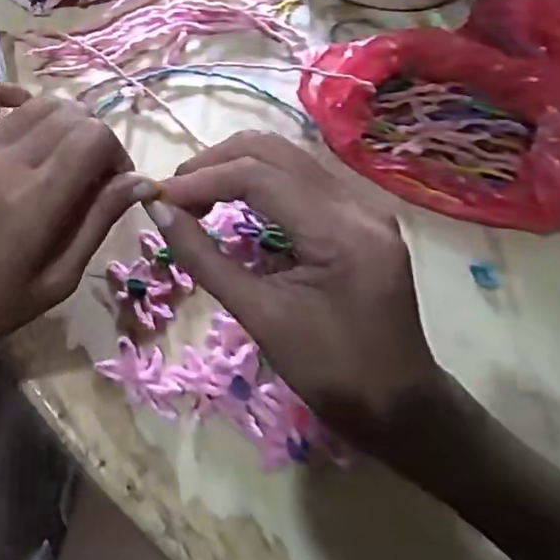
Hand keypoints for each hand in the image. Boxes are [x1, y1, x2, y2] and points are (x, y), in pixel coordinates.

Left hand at [0, 84, 142, 355]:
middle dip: (96, 139)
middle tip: (92, 174)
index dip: (117, 154)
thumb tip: (141, 181)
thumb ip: (98, 222)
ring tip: (64, 153)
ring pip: (41, 102)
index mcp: (35, 201)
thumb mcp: (57, 279)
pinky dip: (17, 95)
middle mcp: (8, 162)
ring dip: (66, 121)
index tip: (115, 182)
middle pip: (73, 116)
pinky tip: (27, 120)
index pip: (94, 139)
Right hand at [147, 132, 448, 449]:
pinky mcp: (357, 213)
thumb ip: (203, 258)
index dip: (201, 180)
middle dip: (213, 164)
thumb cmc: (331, 373)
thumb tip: (157, 211)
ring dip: (233, 166)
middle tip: (174, 194)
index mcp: (341, 232)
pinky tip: (230, 202)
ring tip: (194, 196)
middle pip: (271, 150)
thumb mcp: (258, 316)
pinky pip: (297, 175)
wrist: (402, 409)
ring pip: (284, 155)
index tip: (158, 199)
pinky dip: (255, 179)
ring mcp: (362, 205)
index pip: (258, 176)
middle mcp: (358, 204)